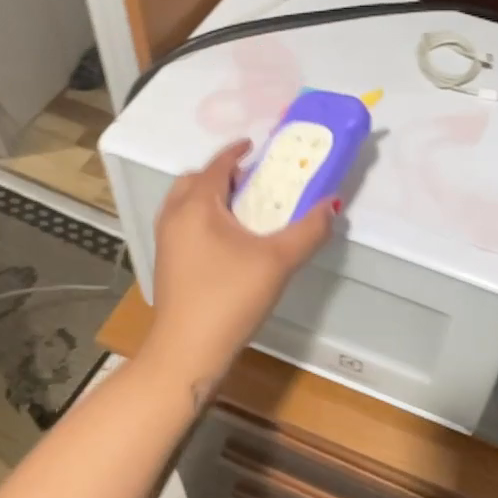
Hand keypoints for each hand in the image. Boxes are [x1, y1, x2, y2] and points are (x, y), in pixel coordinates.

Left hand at [146, 140, 335, 377]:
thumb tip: (332, 205)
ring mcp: (166, 240)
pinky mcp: (167, 263)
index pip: (218, 164)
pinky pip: (184, 224)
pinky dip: (203, 218)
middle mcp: (174, 215)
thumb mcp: (278, 261)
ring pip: (186, 203)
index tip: (260, 147)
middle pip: (196, 180)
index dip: (239, 152)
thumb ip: (309, 230)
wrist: (187, 350)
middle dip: (223, 174)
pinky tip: (229, 242)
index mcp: (197, 204)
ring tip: (244, 210)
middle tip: (254, 182)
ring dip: (211, 197)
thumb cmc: (230, 298)